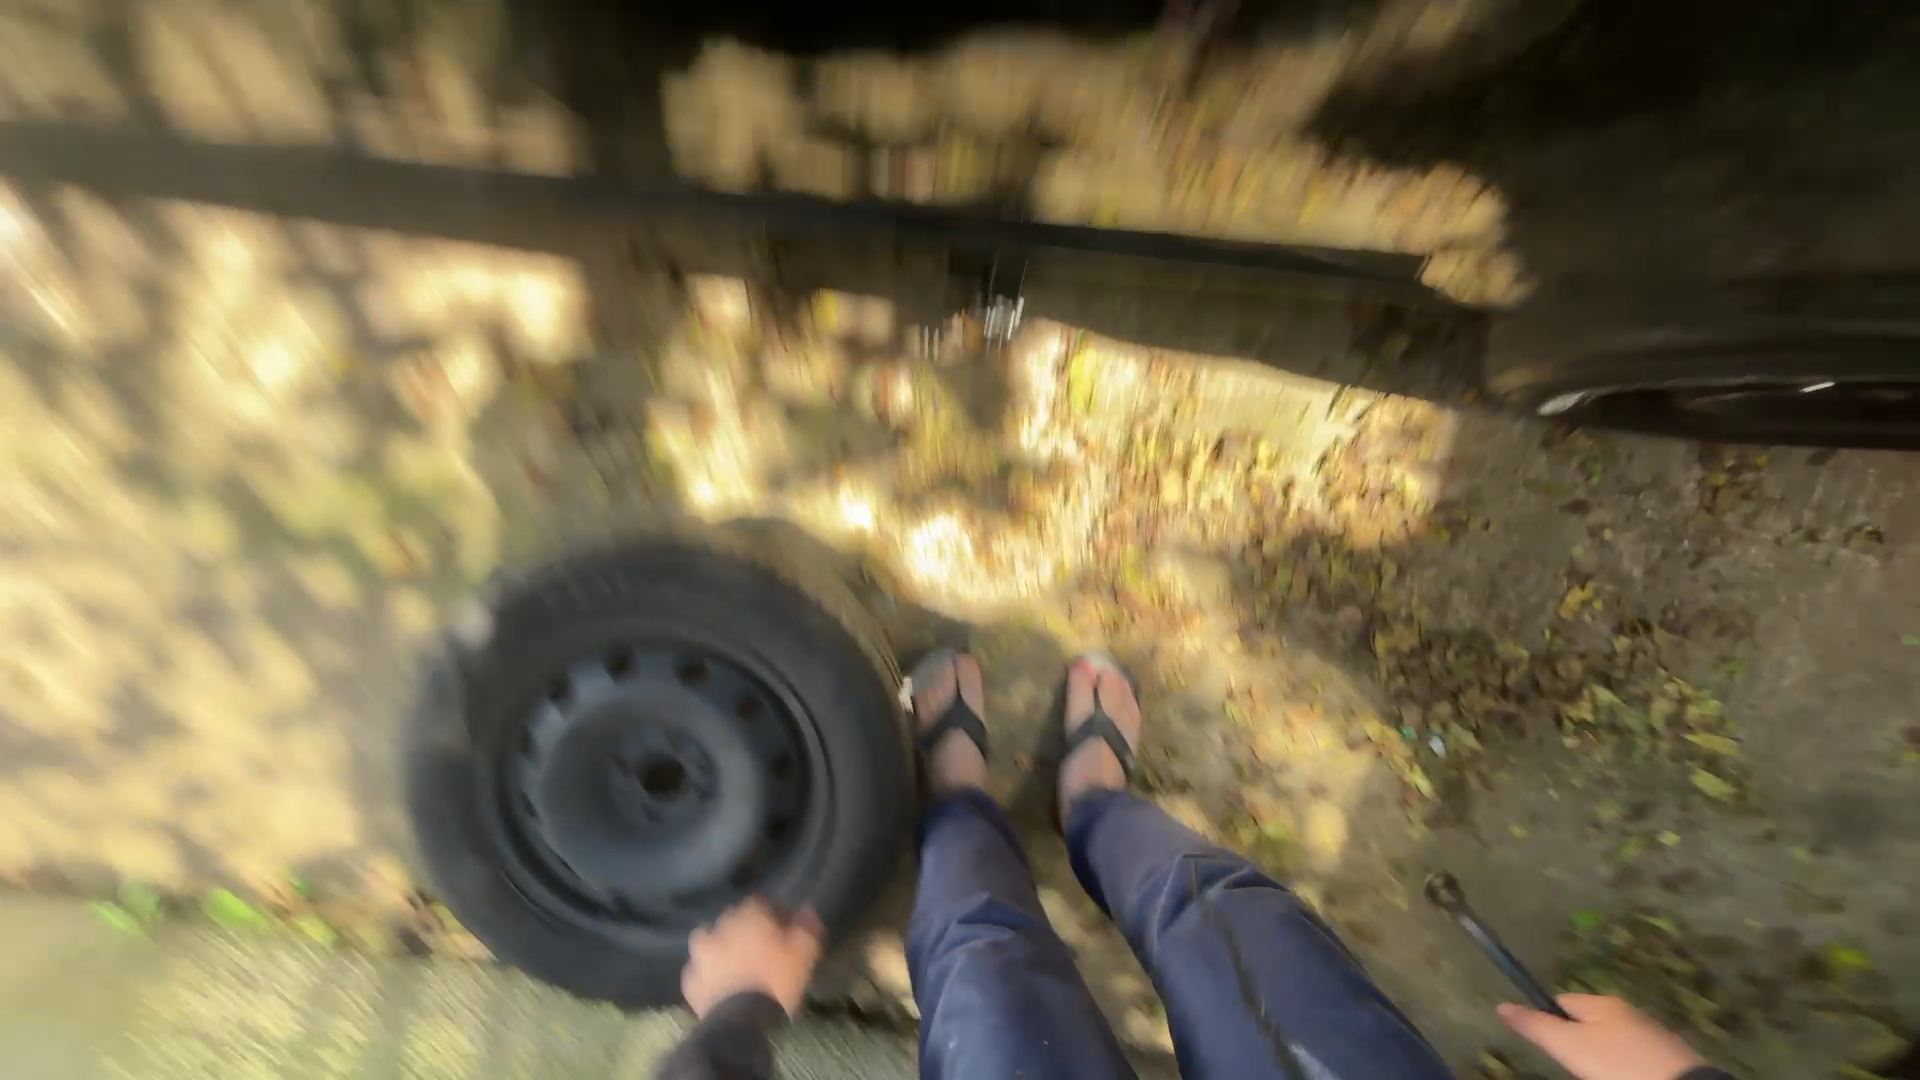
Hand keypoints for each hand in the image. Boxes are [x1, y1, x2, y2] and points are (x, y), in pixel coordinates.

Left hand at [681, 897, 824, 1018]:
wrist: (741, 1021)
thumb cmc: (776, 979)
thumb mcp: (804, 951)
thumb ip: (807, 925)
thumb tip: (807, 909)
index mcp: (748, 915)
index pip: (760, 902)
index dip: (772, 913)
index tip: (783, 928)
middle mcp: (721, 927)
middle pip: (732, 919)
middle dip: (744, 928)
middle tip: (759, 946)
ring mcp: (702, 954)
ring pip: (708, 940)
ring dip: (718, 946)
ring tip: (731, 962)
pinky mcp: (690, 982)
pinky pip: (699, 971)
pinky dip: (706, 974)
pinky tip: (717, 985)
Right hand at [1499, 994, 1707, 1079]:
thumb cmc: (1619, 1065)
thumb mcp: (1568, 1047)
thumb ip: (1534, 1025)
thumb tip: (1500, 1005)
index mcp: (1601, 1002)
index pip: (1561, 1002)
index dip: (1552, 1024)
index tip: (1557, 1051)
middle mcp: (1629, 1011)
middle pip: (1590, 1025)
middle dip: (1582, 1047)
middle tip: (1582, 1071)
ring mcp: (1657, 1036)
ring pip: (1617, 1045)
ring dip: (1609, 1061)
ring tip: (1606, 1079)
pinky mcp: (1680, 1062)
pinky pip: (1642, 1061)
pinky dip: (1634, 1071)